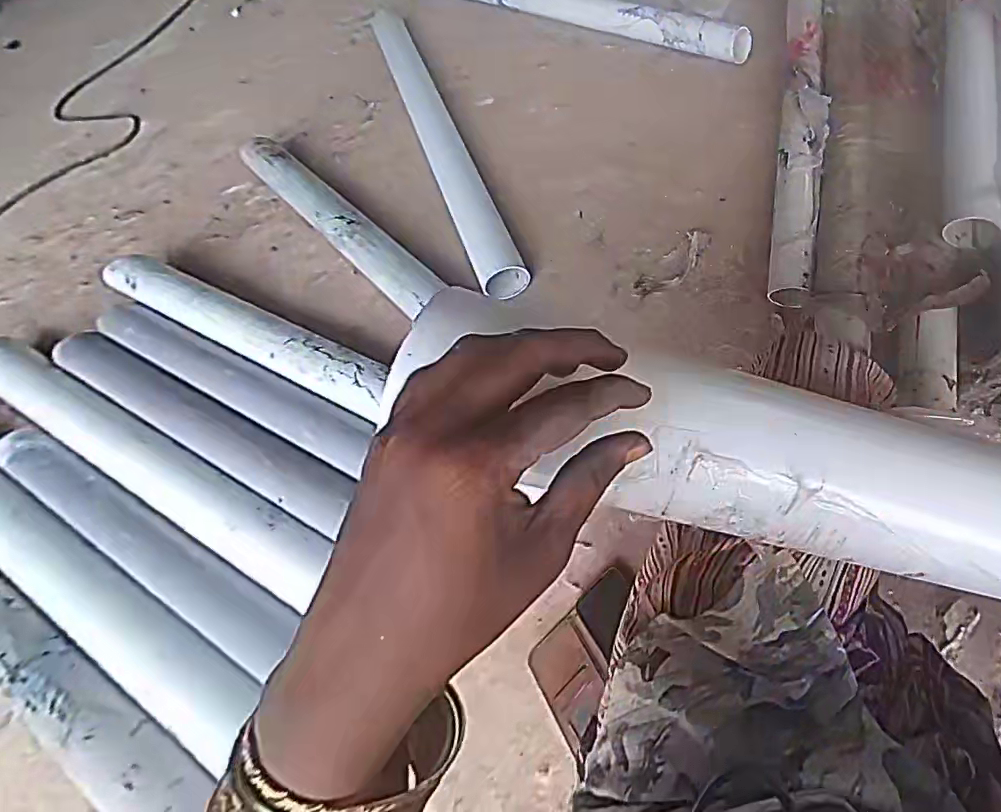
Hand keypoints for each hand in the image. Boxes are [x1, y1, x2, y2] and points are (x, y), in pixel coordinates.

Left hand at [255, 329, 652, 799]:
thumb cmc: (458, 613)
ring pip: (474, 353)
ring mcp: (404, 428)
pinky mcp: (389, 435)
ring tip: (568, 357)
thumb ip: (589, 479)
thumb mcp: (542, 549)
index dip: (610, 394)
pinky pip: (439, 373)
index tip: (637, 393)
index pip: (562, 406)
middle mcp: (434, 430)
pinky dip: (481, 361)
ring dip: (526, 345)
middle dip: (574, 346)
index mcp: (475, 465)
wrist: (363, 654)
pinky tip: (505, 372)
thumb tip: (632, 442)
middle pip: (516, 356)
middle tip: (611, 356)